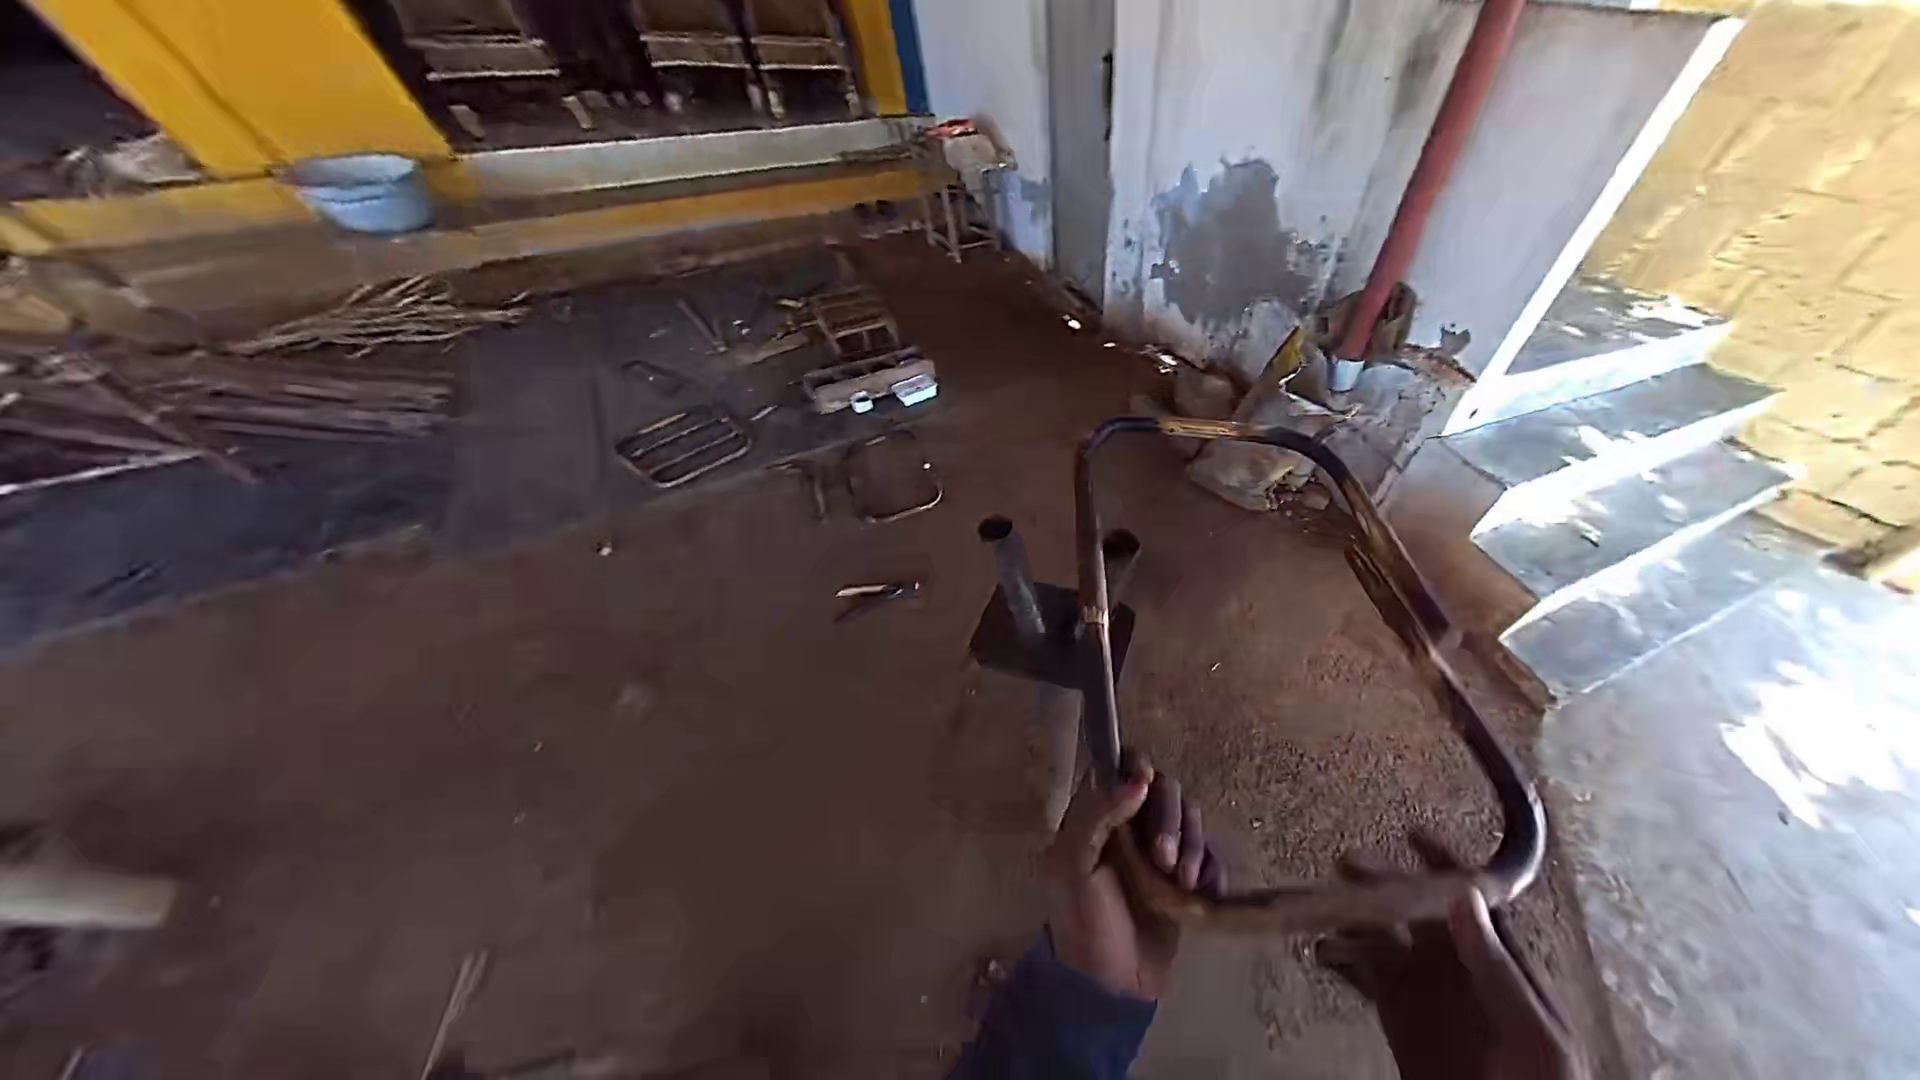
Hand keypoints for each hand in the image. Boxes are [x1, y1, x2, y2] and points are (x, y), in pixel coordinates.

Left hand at [1045, 750, 1222, 1000]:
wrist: (1111, 986)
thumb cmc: (1083, 921)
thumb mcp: (1073, 865)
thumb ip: (1097, 814)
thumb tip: (1136, 777)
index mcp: (1096, 813)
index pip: (1120, 766)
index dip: (1138, 768)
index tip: (1147, 786)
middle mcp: (1130, 823)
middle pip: (1164, 789)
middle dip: (1170, 819)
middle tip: (1164, 858)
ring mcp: (1160, 850)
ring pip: (1190, 819)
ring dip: (1191, 844)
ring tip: (1182, 882)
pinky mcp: (1187, 878)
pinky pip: (1210, 854)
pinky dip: (1210, 867)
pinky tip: (1200, 891)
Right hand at [1316, 835, 1579, 1079]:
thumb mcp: (1533, 1036)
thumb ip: (1498, 969)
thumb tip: (1466, 896)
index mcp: (1498, 965)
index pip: (1470, 902)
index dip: (1444, 865)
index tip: (1412, 833)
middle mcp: (1455, 966)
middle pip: (1414, 908)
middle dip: (1380, 881)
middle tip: (1346, 863)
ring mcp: (1422, 987)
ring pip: (1379, 933)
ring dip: (1350, 915)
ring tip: (1323, 907)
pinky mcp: (1394, 1011)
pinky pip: (1359, 971)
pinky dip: (1337, 956)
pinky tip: (1321, 949)